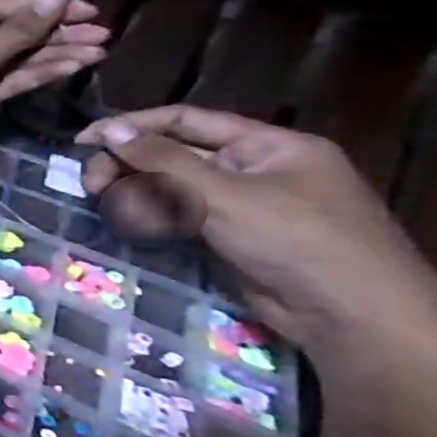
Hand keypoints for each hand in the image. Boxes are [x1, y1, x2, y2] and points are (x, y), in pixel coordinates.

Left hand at [0, 0, 108, 151]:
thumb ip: (18, 31)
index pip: (1, 10)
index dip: (43, 7)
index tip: (87, 7)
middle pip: (12, 35)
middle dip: (56, 33)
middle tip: (104, 33)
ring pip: (15, 60)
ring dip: (55, 55)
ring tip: (100, 52)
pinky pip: (10, 82)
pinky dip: (38, 75)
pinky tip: (72, 68)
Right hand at [75, 106, 436, 343]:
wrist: (351, 316)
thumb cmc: (297, 240)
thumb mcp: (224, 194)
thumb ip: (163, 161)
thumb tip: (111, 128)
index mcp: (269, 145)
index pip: (188, 120)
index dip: (133, 125)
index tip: (84, 140)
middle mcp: (257, 168)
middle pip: (176, 154)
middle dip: (130, 165)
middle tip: (91, 185)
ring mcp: (245, 205)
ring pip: (175, 187)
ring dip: (137, 192)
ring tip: (109, 206)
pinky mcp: (232, 237)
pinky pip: (184, 215)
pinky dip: (155, 215)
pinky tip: (135, 223)